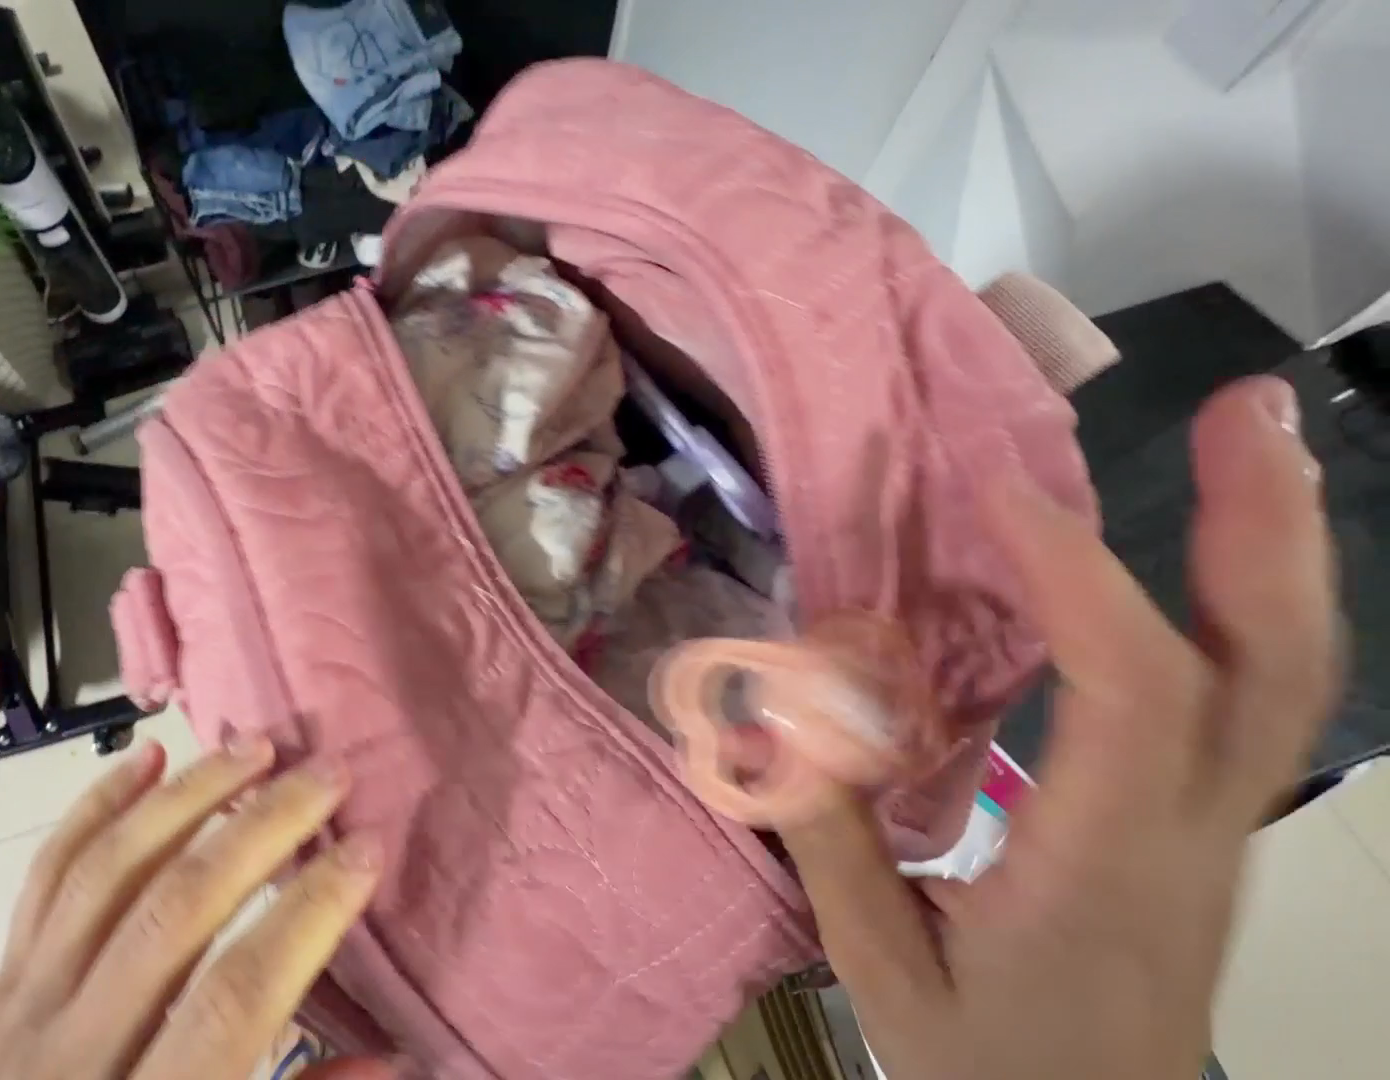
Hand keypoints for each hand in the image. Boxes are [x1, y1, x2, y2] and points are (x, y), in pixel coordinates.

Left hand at [0, 737, 395, 1079]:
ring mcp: (24, 1010)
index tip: (367, 848)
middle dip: (262, 829)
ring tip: (252, 748)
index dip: (308, 914)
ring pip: (106, 873)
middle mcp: (73, 1053)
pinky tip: (147, 758)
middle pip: (174, 910)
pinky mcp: (2, 982)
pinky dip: (96, 807)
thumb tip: (396, 1053)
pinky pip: (47, 877)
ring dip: (187, 798)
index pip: (237, 992)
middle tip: (326, 773)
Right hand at [778, 376, 1342, 1079]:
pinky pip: (1236, 695)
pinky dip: (1228, 601)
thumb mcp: (882, 968)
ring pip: (1283, 675)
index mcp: (1107, 863)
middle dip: (1261, 522)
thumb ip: (829, 835)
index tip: (997, 491)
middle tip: (1239, 406)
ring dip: (1267, 545)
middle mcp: (1191, 831)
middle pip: (1276, 665)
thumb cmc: (987, 1067)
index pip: (1128, 692)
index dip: (1072, 576)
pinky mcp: (1196, 824)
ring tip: (1238, 440)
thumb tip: (780, 708)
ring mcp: (1213, 826)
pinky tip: (1187, 558)